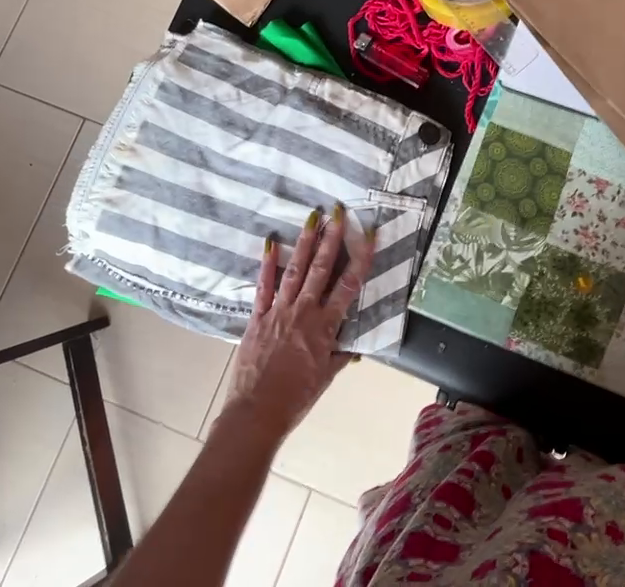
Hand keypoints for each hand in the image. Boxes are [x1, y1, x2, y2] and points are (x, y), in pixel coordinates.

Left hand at [214, 205, 375, 443]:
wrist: (256, 413)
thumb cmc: (296, 398)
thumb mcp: (326, 377)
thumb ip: (340, 356)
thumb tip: (355, 345)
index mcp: (325, 327)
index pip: (348, 286)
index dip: (360, 258)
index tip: (368, 234)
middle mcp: (303, 312)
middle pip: (321, 270)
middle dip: (331, 239)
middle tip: (338, 212)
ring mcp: (278, 312)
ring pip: (295, 271)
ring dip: (305, 243)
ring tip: (312, 219)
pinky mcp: (257, 318)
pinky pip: (263, 287)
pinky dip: (267, 265)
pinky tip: (271, 244)